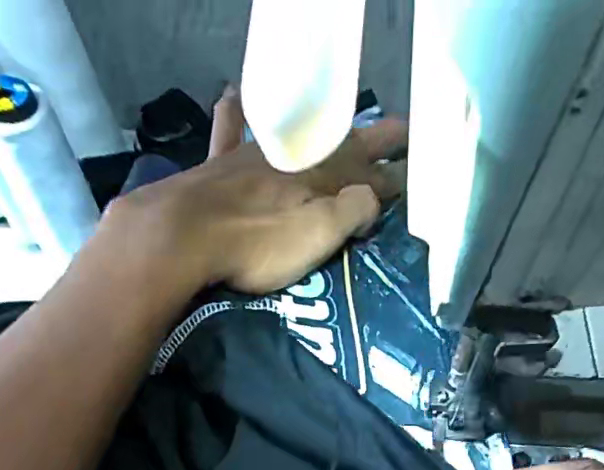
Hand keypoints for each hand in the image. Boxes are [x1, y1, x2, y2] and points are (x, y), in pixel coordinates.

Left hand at [108, 86, 405, 294]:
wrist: (184, 235)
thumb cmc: (259, 242)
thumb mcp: (320, 234)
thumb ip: (353, 212)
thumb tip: (373, 198)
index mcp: (322, 179)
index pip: (372, 175)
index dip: (396, 175)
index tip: (419, 171)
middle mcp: (294, 159)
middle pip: (343, 146)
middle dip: (375, 141)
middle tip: (402, 129)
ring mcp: (254, 157)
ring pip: (299, 134)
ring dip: (325, 127)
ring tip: (341, 116)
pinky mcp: (220, 167)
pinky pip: (231, 129)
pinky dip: (235, 113)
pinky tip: (233, 93)